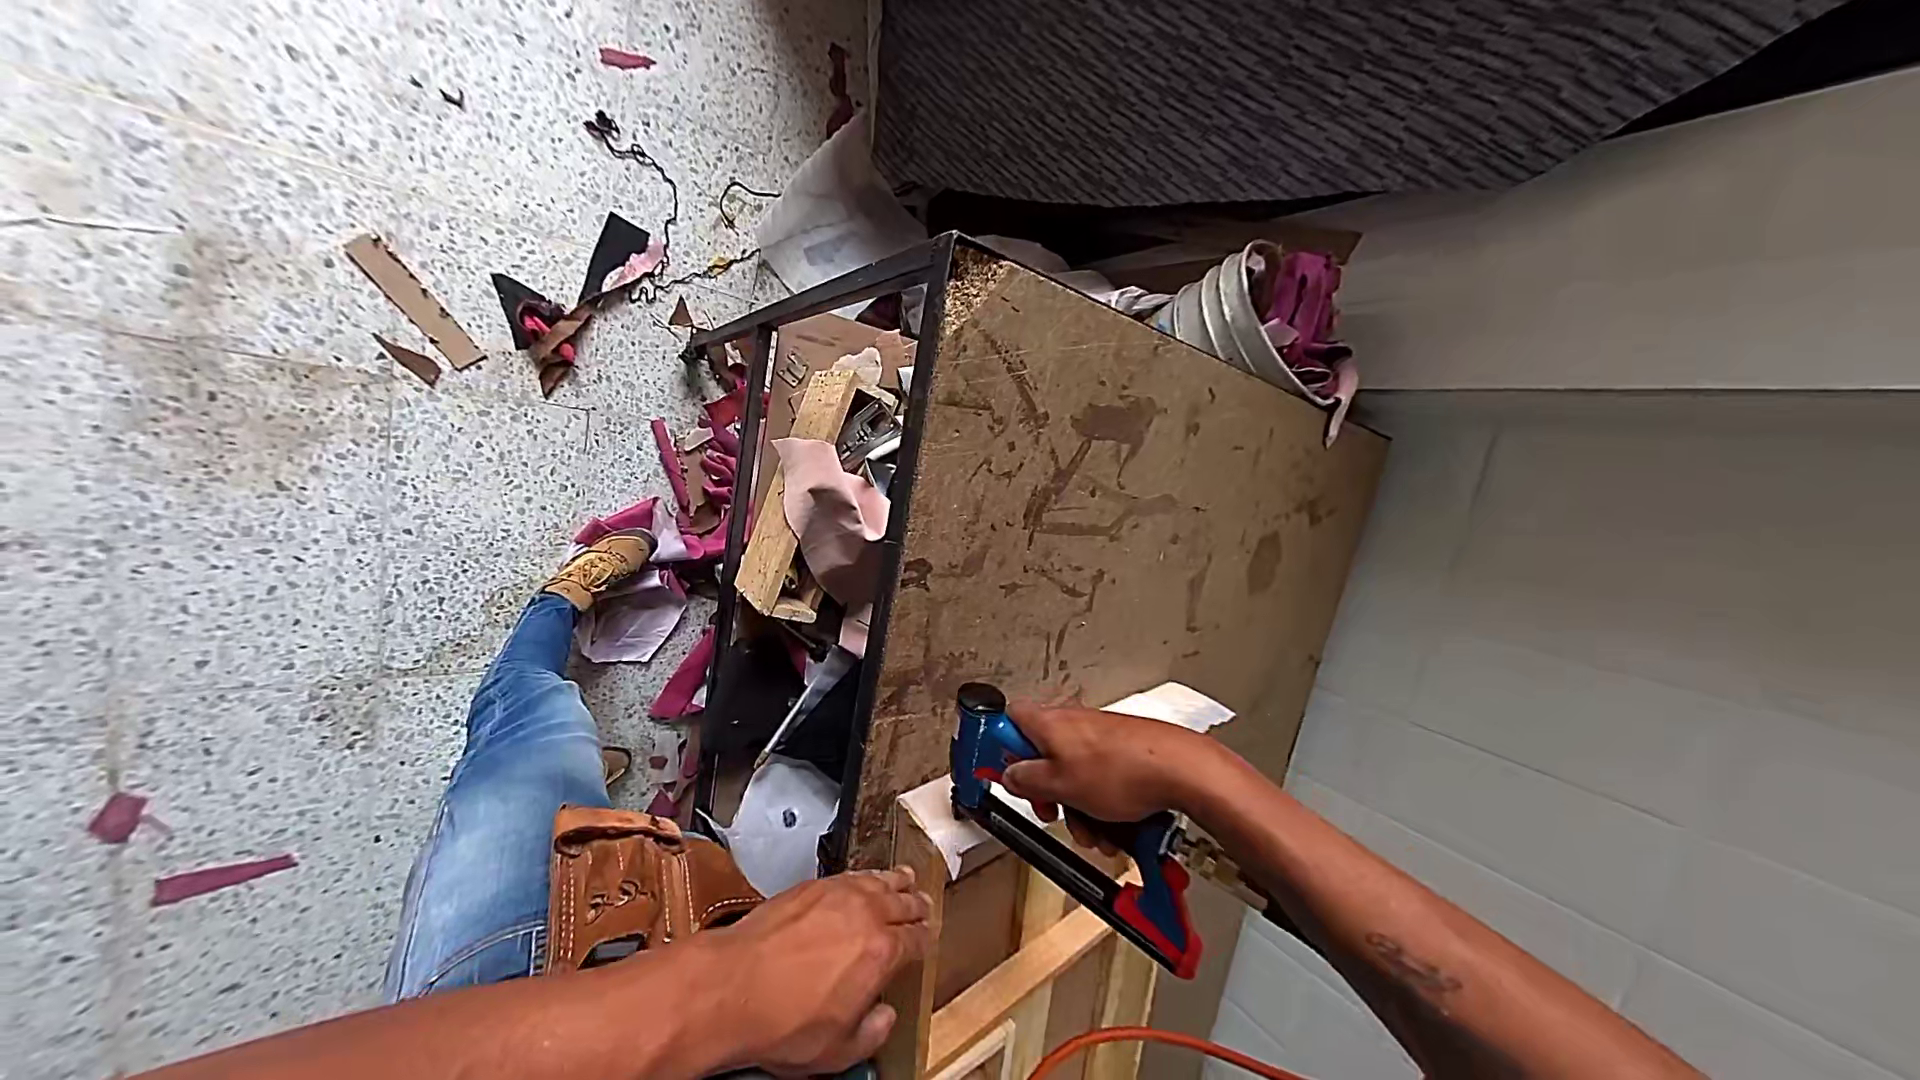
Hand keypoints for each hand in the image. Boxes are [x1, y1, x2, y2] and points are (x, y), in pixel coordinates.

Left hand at [685, 867, 932, 1076]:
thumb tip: (883, 1019)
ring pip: (881, 879)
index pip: (916, 939)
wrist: (733, 986)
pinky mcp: (814, 885)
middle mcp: (866, 914)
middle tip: (924, 906)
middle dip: (917, 905)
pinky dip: (866, 875)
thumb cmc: (778, 1018)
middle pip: (904, 902)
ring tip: (905, 879)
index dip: (925, 940)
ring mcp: (839, 894)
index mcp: (881, 951)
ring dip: (897, 880)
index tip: (926, 941)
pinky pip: (852, 874)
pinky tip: (865, 879)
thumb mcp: (836, 1050)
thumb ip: (871, 1032)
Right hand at [1000, 703, 1221, 844]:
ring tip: (1093, 828)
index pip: (1007, 719)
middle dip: (1045, 791)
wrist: (1181, 771)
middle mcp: (1072, 724)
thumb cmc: (1125, 770)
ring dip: (1077, 808)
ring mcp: (1098, 738)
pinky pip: (1098, 780)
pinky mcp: (1121, 753)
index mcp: (1049, 722)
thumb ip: (1025, 780)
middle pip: (1040, 756)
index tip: (988, 764)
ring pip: (1071, 775)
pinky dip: (1101, 805)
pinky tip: (1113, 826)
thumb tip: (1009, 775)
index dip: (996, 744)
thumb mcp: (1060, 786)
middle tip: (1050, 810)